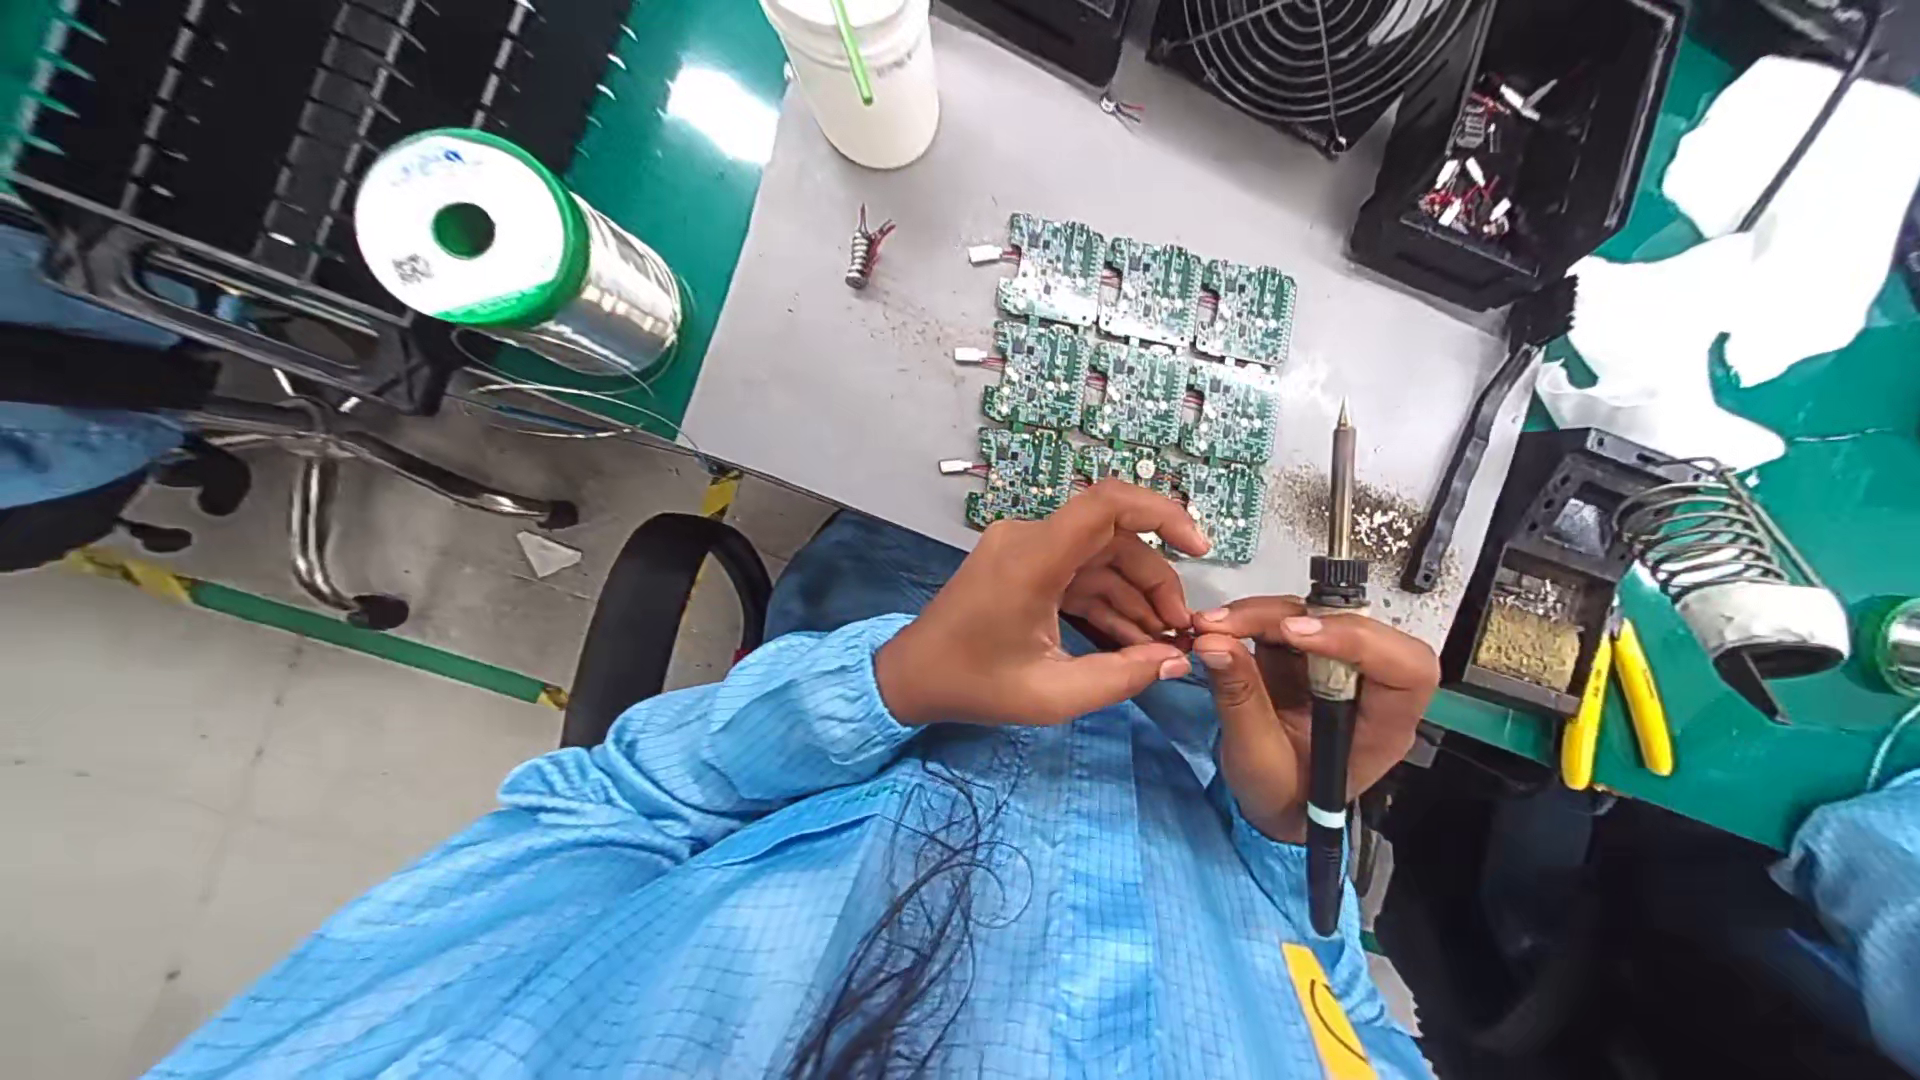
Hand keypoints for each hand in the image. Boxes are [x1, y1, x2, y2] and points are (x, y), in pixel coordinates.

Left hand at [875, 480, 1208, 726]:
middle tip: (1179, 633)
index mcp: (1031, 558)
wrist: (913, 676)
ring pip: (1099, 559)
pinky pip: (1077, 573)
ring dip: (1133, 596)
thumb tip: (1178, 659)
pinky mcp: (1022, 565)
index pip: (1105, 504)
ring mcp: (1024, 549)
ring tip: (1160, 644)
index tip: (1200, 546)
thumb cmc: (973, 685)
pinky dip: (1106, 601)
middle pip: (1112, 540)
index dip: (1161, 512)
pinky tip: (1131, 638)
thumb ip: (1122, 677)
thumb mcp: (1052, 694)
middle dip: (1155, 582)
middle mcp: (1028, 540)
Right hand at [1191, 598, 1439, 843]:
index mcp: (1382, 725)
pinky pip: (1284, 622)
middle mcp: (1368, 687)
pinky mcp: (1304, 656)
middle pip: (1349, 626)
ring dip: (1258, 614)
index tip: (1291, 632)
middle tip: (1225, 623)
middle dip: (1283, 616)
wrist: (1274, 803)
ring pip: (1312, 615)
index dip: (1355, 639)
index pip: (1404, 668)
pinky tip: (1218, 627)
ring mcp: (1335, 666)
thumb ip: (1239, 699)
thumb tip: (1214, 642)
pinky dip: (1249, 620)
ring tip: (1210, 625)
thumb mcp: (1256, 757)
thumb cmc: (1281, 794)